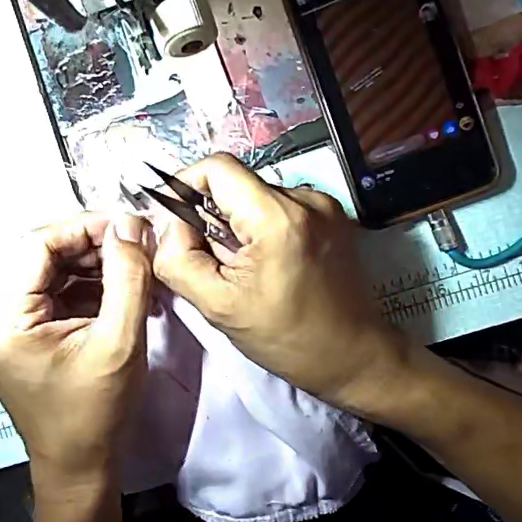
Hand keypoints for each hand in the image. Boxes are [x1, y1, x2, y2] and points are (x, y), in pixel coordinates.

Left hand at [0, 213, 150, 497]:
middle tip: (142, 245)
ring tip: (141, 270)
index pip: (37, 246)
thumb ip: (128, 277)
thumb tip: (131, 224)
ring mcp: (2, 326)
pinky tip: (126, 291)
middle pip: (44, 256)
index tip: (132, 224)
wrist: (81, 465)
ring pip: (53, 272)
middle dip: (97, 248)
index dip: (86, 227)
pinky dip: (92, 288)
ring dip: (99, 267)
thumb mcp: (120, 340)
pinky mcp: (21, 334)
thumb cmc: (97, 411)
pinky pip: (57, 294)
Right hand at [149, 153, 414, 413]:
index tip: (175, 219)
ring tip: (248, 269)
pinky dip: (265, 229)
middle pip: (238, 184)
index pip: (217, 167)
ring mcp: (325, 205)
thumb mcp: (219, 307)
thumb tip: (168, 224)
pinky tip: (272, 266)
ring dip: (240, 225)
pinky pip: (283, 208)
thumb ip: (179, 259)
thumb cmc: (288, 338)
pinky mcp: (335, 216)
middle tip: (214, 260)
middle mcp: (307, 199)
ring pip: (258, 197)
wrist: (354, 354)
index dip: (185, 185)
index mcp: (279, 217)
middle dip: (213, 215)